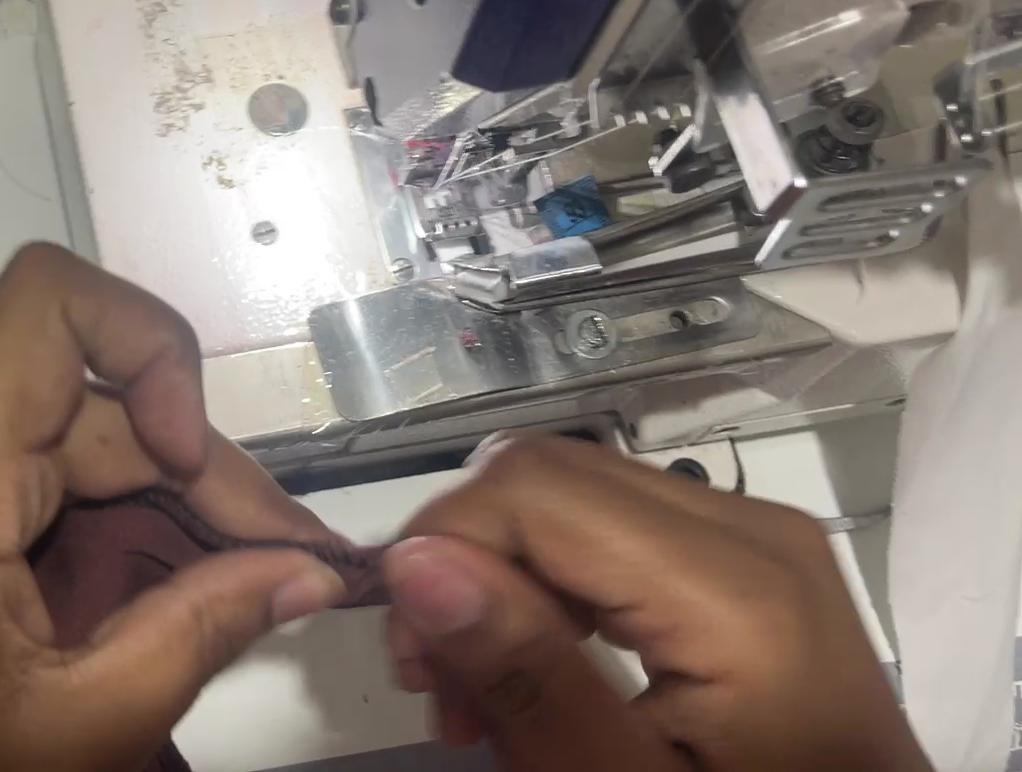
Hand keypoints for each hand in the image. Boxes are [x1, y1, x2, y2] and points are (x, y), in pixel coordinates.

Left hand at [0, 245, 351, 771]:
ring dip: (167, 508)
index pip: (49, 300)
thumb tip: (304, 573)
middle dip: (202, 476)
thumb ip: (194, 637)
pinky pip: (45, 472)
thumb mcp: (64, 728)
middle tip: (293, 563)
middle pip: (100, 397)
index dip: (146, 339)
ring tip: (246, 586)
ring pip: (84, 439)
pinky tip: (166, 586)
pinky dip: (113, 523)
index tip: (189, 452)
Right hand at [381, 436, 930, 771]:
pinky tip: (529, 653)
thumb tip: (412, 561)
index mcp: (741, 590)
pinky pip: (583, 514)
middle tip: (440, 677)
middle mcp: (746, 526)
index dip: (440, 547)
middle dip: (457, 560)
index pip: (526, 489)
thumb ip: (529, 682)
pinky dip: (530, 574)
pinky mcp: (724, 546)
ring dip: (485, 571)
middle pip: (532, 475)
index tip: (416, 662)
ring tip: (478, 682)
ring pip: (545, 487)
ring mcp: (741, 529)